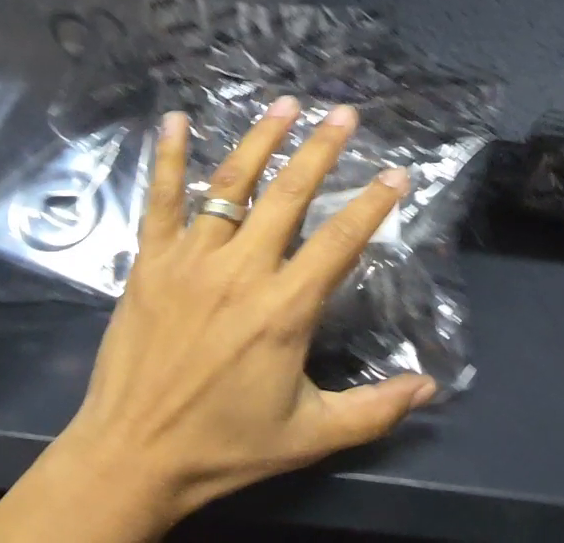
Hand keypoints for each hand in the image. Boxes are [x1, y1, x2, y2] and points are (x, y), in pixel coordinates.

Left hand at [0, 98, 434, 542]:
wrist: (131, 459)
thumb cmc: (223, 446)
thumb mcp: (308, 436)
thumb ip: (374, 410)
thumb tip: (431, 387)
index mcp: (284, 309)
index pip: (340, 241)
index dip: (373, 204)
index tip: (398, 173)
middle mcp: (241, 271)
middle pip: (288, 195)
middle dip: (321, 149)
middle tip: (344, 113)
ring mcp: (191, 260)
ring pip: (231, 184)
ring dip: (260, 139)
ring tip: (286, 103)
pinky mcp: (151, 262)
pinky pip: (160, 200)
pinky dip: (166, 157)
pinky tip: (172, 118)